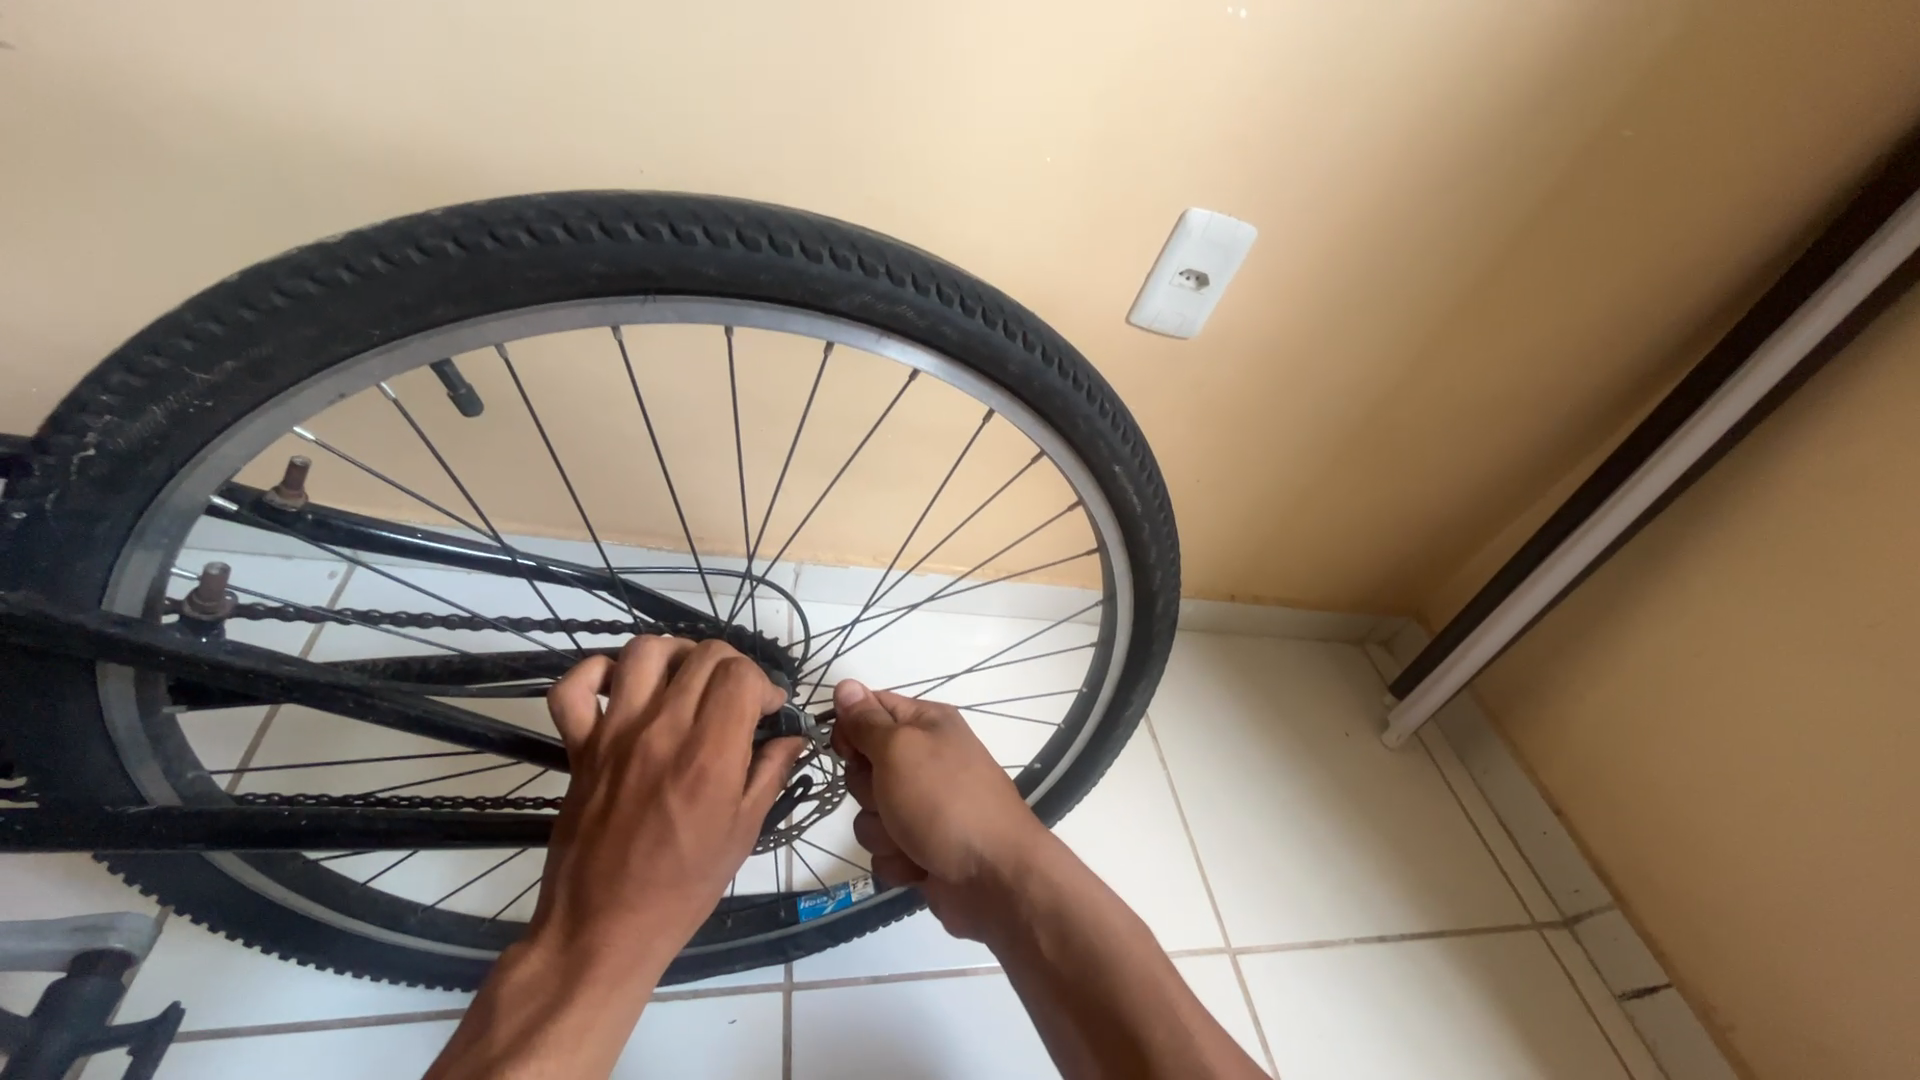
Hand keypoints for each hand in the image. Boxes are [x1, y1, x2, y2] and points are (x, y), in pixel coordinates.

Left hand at [530, 636, 806, 971]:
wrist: (603, 927)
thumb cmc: (684, 885)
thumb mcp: (744, 831)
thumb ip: (771, 772)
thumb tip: (794, 737)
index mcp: (710, 753)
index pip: (741, 673)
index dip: (762, 682)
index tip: (766, 710)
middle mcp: (663, 729)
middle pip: (703, 655)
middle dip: (732, 665)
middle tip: (737, 697)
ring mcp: (614, 733)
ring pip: (644, 652)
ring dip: (676, 654)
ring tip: (688, 680)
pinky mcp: (578, 747)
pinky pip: (573, 688)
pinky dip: (596, 673)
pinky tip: (622, 687)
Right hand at [831, 679, 1053, 939]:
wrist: (994, 878)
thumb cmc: (945, 802)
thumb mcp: (900, 750)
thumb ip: (866, 721)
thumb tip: (845, 684)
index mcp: (925, 724)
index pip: (868, 710)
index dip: (851, 730)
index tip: (849, 750)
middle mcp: (924, 760)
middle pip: (862, 766)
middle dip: (868, 788)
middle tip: (892, 795)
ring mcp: (922, 806)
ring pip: (868, 813)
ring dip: (882, 830)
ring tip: (911, 837)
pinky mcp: (919, 846)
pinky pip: (883, 849)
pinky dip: (897, 859)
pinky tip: (920, 864)